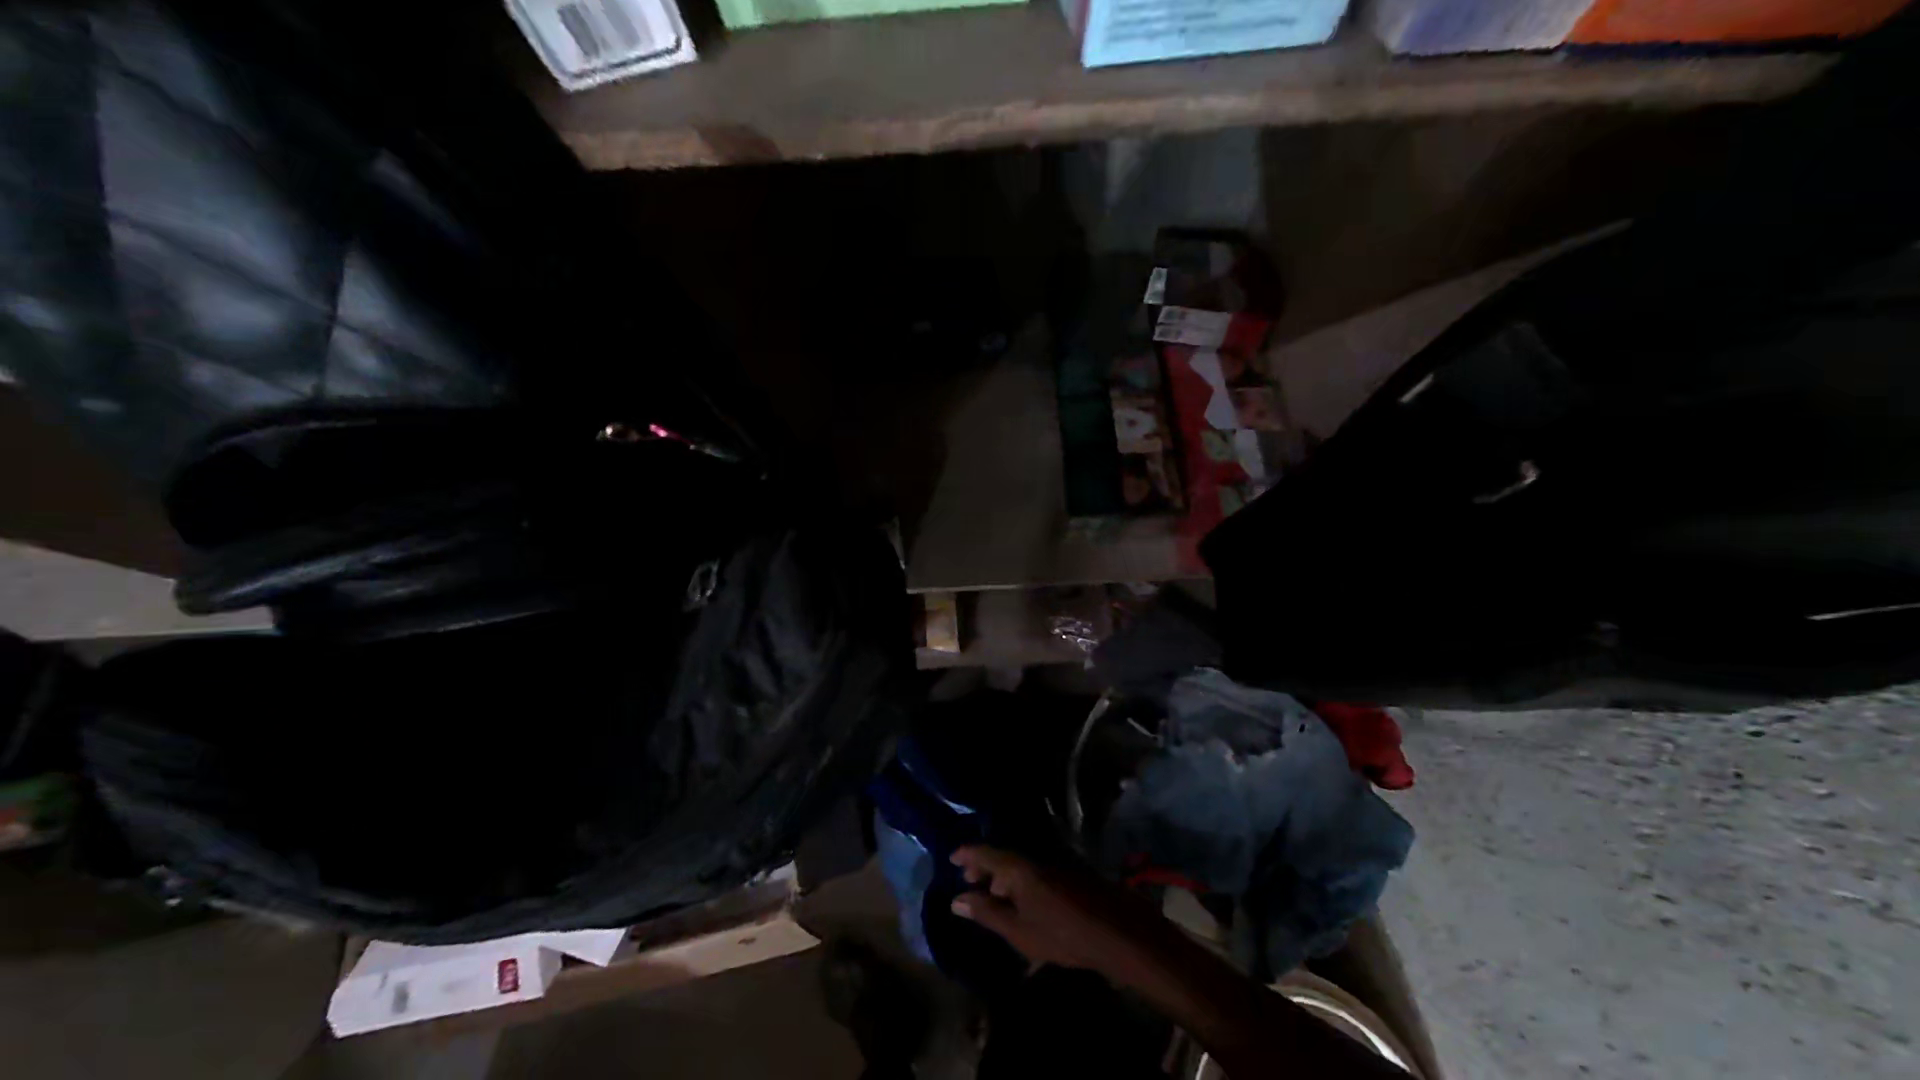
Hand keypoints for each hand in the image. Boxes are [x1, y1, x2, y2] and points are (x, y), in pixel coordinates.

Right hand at [948, 846, 1162, 976]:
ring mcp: (1055, 863)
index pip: (985, 853)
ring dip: (1004, 875)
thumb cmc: (1062, 934)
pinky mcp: (1070, 874)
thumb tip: (956, 900)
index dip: (967, 854)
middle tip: (970, 882)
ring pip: (1021, 864)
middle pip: (1003, 856)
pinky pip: (1036, 870)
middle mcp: (1035, 858)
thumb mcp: (1018, 930)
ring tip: (994, 895)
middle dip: (985, 867)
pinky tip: (1022, 901)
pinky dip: (1022, 880)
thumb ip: (987, 913)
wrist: (1116, 932)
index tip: (952, 859)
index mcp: (1018, 868)